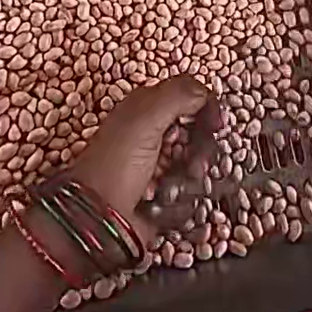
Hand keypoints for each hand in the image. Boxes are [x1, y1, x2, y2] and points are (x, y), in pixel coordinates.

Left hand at [64, 76, 216, 224]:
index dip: (207, 110)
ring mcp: (161, 168)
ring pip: (199, 170)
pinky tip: (160, 206)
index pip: (193, 99)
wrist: (96, 218)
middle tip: (190, 164)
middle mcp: (156, 135)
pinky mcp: (165, 199)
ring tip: (167, 190)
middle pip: (201, 137)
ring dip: (187, 182)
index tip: (216, 124)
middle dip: (200, 153)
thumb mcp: (145, 118)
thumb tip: (206, 93)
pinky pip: (191, 199)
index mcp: (149, 108)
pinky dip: (179, 205)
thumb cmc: (116, 163)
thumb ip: (177, 95)